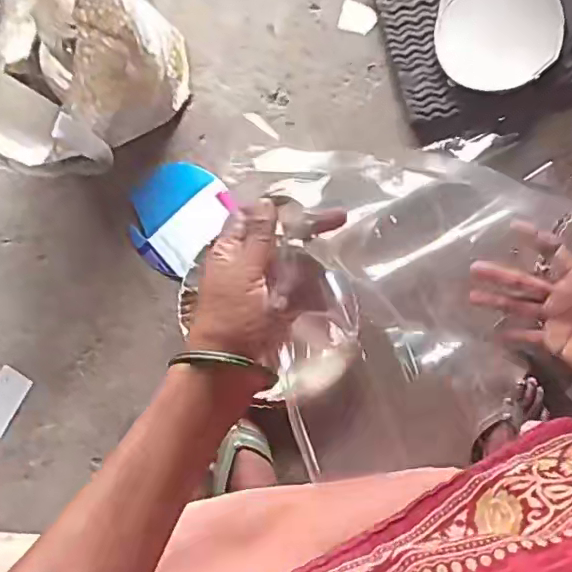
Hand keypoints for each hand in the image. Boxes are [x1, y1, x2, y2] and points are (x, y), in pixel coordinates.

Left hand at [189, 199, 344, 369]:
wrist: (231, 369)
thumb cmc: (232, 318)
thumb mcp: (244, 272)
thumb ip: (257, 237)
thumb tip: (266, 201)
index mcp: (230, 250)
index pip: (254, 216)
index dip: (280, 207)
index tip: (309, 203)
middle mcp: (247, 265)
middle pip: (280, 239)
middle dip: (307, 232)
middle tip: (340, 221)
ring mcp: (264, 288)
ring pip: (294, 264)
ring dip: (313, 264)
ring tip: (333, 266)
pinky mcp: (278, 309)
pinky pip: (300, 291)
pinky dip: (314, 290)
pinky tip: (328, 294)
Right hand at [469, 224, 571, 385]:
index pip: (553, 254)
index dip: (535, 240)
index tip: (513, 227)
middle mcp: (562, 296)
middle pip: (526, 281)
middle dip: (502, 274)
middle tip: (475, 266)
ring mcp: (557, 319)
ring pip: (521, 306)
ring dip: (498, 301)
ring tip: (472, 295)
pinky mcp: (554, 342)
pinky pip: (529, 335)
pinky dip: (513, 334)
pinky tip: (494, 331)